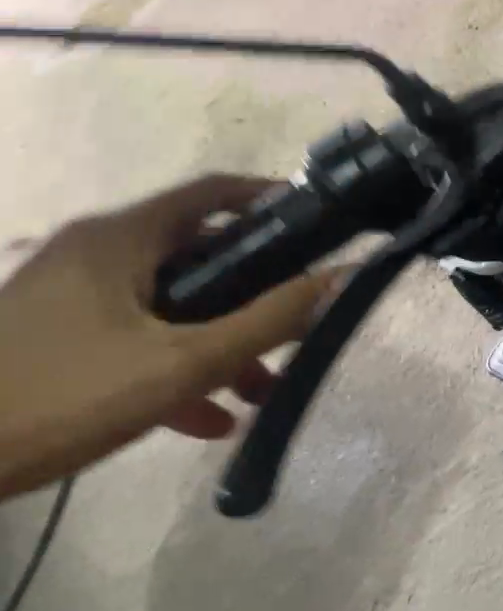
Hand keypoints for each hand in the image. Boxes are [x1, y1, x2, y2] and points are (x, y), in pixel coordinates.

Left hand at [0, 175, 341, 498]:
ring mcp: (65, 296)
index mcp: (119, 241)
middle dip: (259, 294)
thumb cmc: (58, 398)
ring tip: (259, 391)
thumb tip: (345, 277)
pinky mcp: (49, 334)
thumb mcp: (184, 363)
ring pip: (171, 301)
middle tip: (299, 326)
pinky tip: (206, 418)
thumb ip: (273, 319)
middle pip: (201, 254)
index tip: (324, 228)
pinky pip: (134, 333)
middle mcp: (92, 254)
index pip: (213, 192)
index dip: (273, 200)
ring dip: (223, 340)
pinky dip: (177, 361)